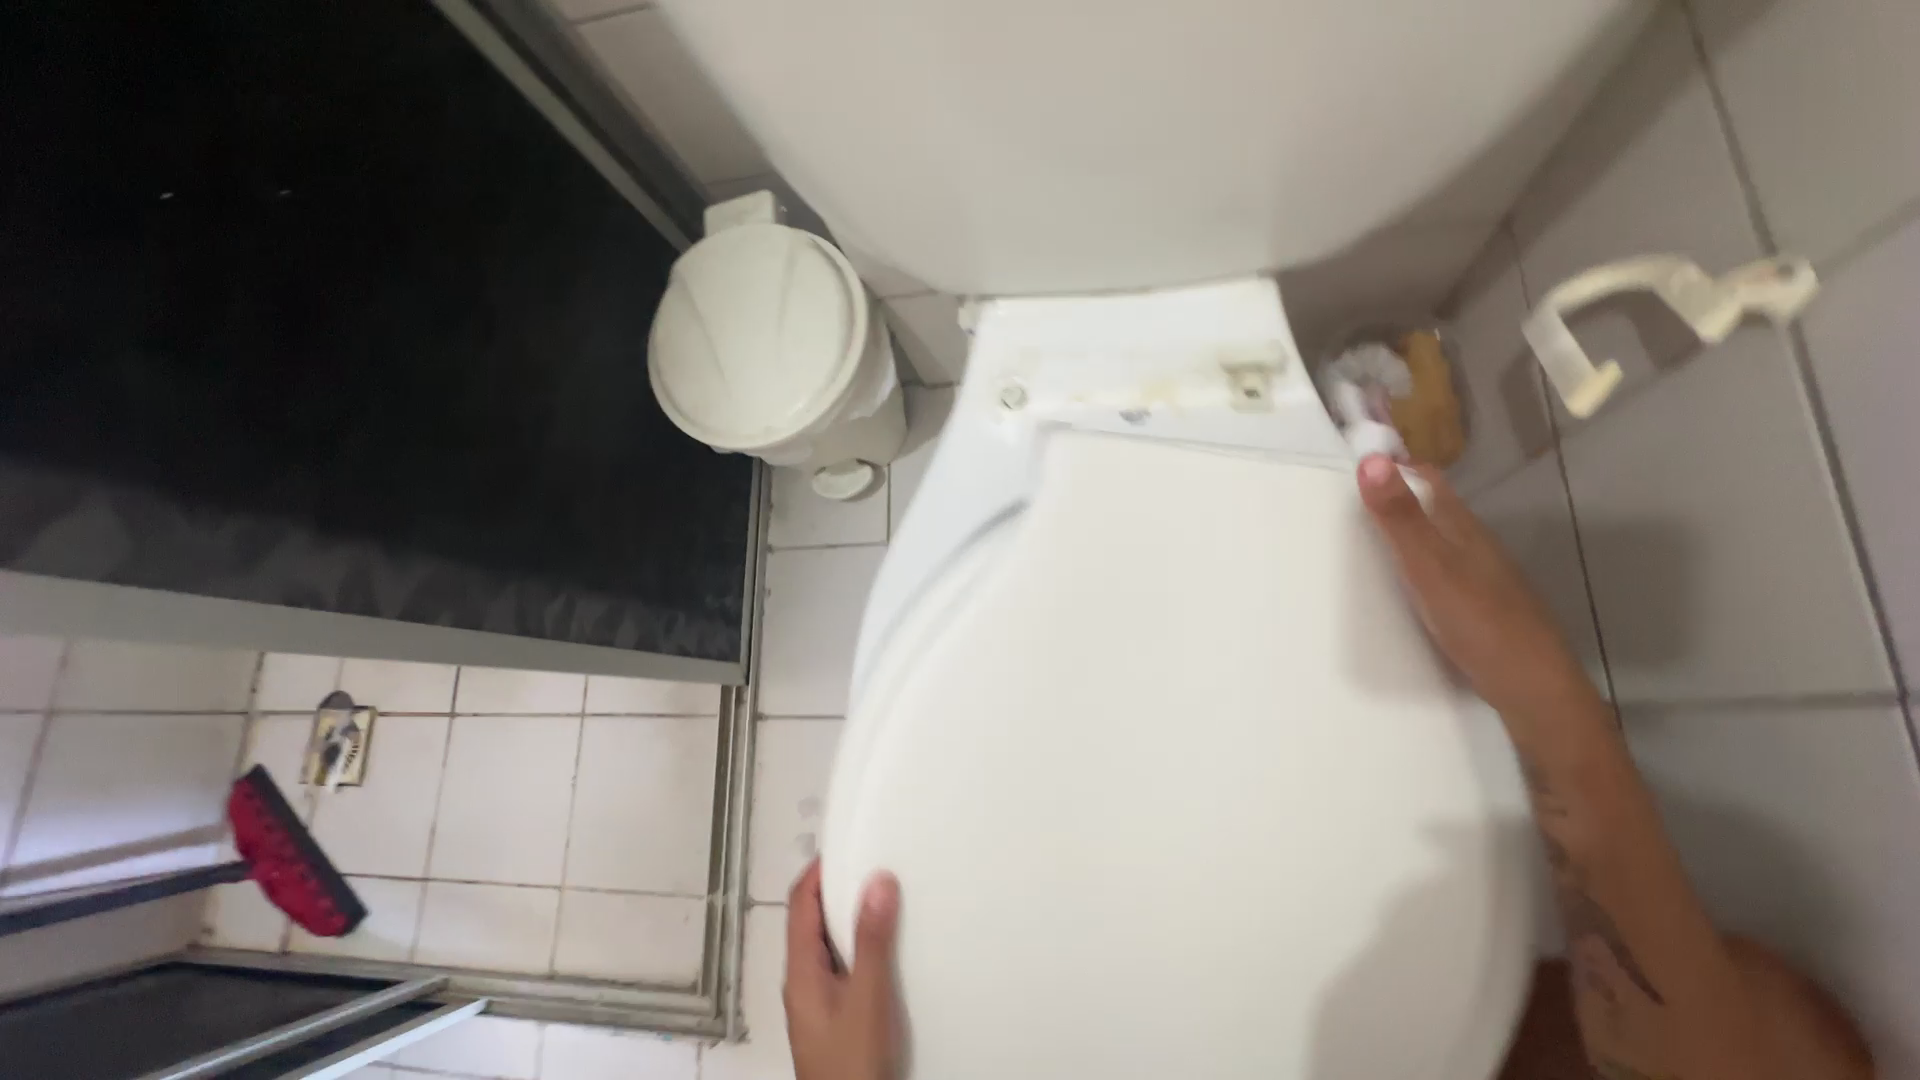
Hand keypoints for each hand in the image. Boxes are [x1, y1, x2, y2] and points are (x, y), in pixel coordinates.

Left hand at [784, 860, 902, 1079]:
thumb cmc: (852, 1061)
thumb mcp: (867, 998)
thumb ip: (873, 941)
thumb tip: (878, 880)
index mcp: (801, 971)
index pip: (800, 904)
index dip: (818, 871)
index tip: (849, 844)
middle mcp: (803, 983)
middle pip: (812, 923)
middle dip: (839, 890)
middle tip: (875, 866)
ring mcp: (817, 1004)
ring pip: (829, 947)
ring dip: (851, 919)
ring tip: (886, 899)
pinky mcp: (834, 1021)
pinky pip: (843, 968)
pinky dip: (861, 947)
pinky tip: (888, 951)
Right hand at [1355, 455, 1593, 718]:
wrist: (1532, 686)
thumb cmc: (1479, 621)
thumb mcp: (1428, 566)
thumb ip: (1400, 518)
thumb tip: (1370, 458)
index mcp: (1462, 528)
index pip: (1430, 481)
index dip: (1398, 468)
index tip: (1359, 467)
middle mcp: (1476, 546)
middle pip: (1435, 510)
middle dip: (1398, 500)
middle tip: (1351, 506)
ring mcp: (1483, 577)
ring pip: (1441, 542)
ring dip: (1409, 535)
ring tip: (1368, 544)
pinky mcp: (1482, 606)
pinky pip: (1445, 573)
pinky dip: (1419, 568)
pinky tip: (1404, 589)